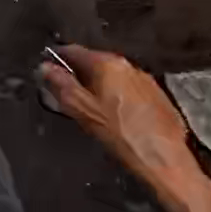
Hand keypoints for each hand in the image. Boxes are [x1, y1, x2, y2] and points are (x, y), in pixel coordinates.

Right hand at [38, 46, 210, 211]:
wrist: (165, 161)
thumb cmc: (120, 134)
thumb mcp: (79, 109)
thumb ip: (59, 83)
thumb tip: (45, 67)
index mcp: (107, 64)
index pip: (72, 50)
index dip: (56, 60)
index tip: (46, 73)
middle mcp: (129, 66)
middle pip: (93, 63)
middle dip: (78, 76)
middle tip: (67, 96)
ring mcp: (147, 81)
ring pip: (112, 77)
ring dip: (98, 87)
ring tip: (91, 110)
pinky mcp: (159, 98)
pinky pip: (129, 90)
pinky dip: (117, 98)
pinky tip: (115, 118)